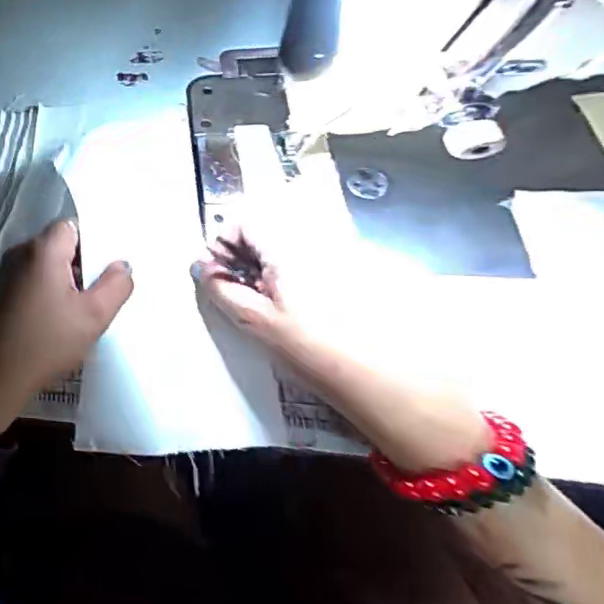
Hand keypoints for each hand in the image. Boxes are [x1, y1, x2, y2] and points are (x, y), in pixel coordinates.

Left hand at [0, 219, 133, 435]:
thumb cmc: (45, 344)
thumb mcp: (93, 317)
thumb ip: (115, 285)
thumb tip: (122, 265)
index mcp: (42, 250)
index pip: (73, 226)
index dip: (94, 242)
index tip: (108, 268)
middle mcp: (20, 253)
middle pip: (60, 244)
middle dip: (82, 264)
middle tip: (101, 292)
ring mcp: (6, 273)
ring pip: (47, 264)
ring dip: (66, 281)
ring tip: (82, 310)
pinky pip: (33, 280)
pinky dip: (49, 292)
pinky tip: (59, 320)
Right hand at [195, 224, 487, 471]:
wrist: (401, 385)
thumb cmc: (320, 354)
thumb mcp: (261, 326)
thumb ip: (225, 290)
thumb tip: (202, 267)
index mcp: (292, 245)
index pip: (245, 218)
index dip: (226, 242)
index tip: (223, 274)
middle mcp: (323, 236)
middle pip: (274, 225)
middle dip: (253, 252)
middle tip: (250, 289)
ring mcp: (353, 249)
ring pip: (301, 241)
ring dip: (281, 262)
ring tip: (284, 303)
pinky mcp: (377, 265)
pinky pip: (330, 255)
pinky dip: (313, 271)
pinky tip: (323, 308)